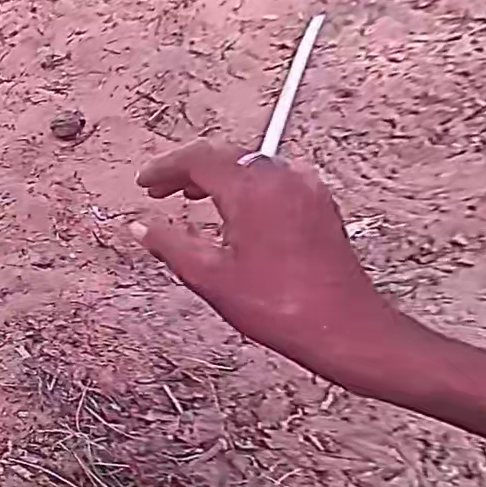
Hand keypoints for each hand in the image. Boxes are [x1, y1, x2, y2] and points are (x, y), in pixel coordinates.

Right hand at [131, 142, 429, 393]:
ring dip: (214, 176)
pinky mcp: (319, 206)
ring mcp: (306, 190)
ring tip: (187, 197)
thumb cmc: (277, 306)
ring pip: (248, 166)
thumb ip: (168, 244)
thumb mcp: (206, 275)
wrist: (344, 329)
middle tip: (158, 189)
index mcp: (251, 191)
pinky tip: (229, 211)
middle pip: (224, 157)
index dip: (164, 168)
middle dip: (186, 170)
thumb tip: (141, 227)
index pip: (198, 159)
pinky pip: (272, 180)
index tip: (144, 182)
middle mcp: (282, 180)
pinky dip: (241, 186)